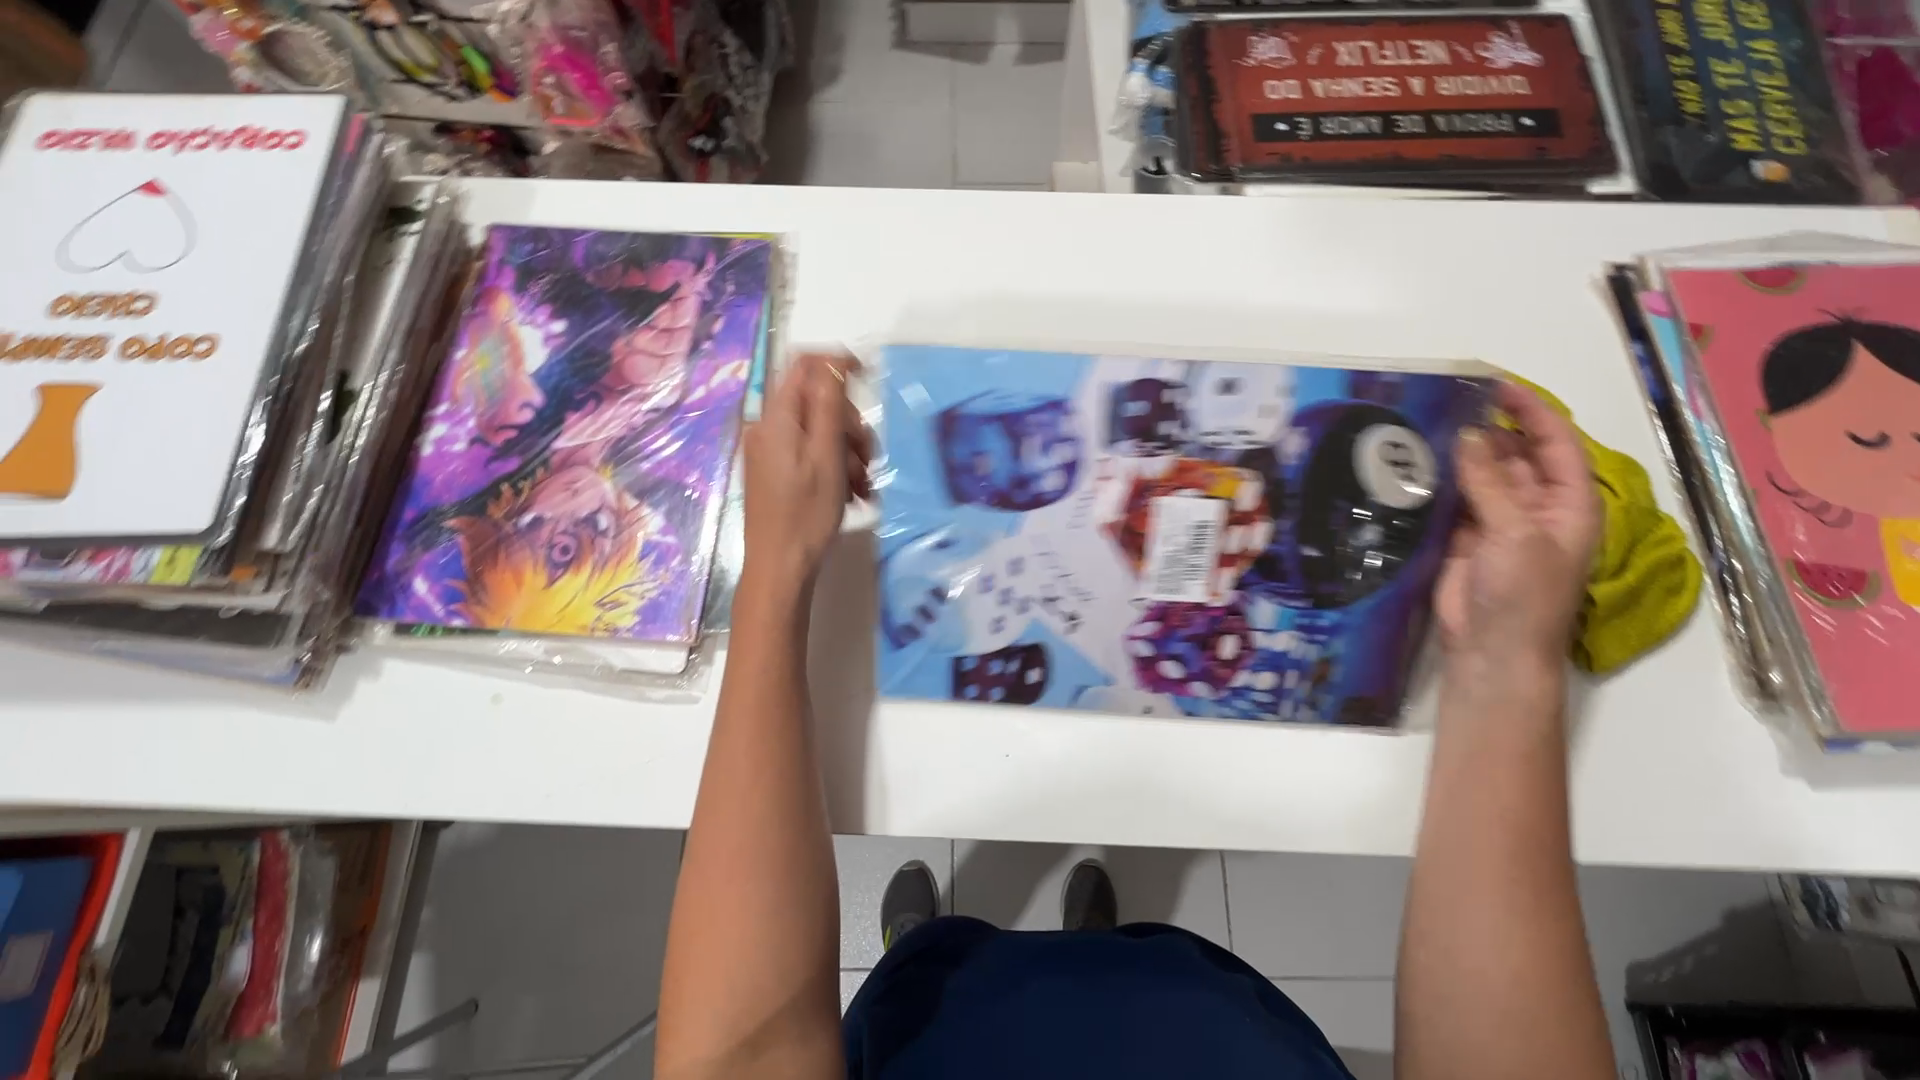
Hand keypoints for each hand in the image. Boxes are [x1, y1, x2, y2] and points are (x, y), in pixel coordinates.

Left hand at [741, 352, 870, 592]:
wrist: (780, 566)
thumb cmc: (806, 513)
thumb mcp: (827, 455)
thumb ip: (829, 404)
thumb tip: (833, 360)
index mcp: (777, 417)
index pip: (804, 363)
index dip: (837, 363)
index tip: (869, 378)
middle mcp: (768, 427)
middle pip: (817, 400)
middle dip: (849, 423)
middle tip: (866, 457)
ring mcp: (771, 450)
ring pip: (819, 430)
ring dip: (848, 451)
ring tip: (862, 484)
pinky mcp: (776, 472)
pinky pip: (811, 454)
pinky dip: (835, 466)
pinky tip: (852, 494)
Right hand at [1435, 381, 1600, 680]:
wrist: (1492, 649)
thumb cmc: (1524, 593)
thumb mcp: (1516, 532)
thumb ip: (1491, 482)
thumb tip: (1468, 433)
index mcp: (1568, 503)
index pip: (1555, 444)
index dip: (1530, 412)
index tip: (1495, 386)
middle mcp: (1535, 506)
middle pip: (1514, 455)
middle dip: (1487, 429)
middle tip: (1447, 402)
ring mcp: (1496, 522)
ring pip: (1478, 476)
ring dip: (1457, 455)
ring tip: (1424, 426)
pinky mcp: (1462, 538)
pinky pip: (1450, 501)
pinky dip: (1435, 484)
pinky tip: (1411, 464)